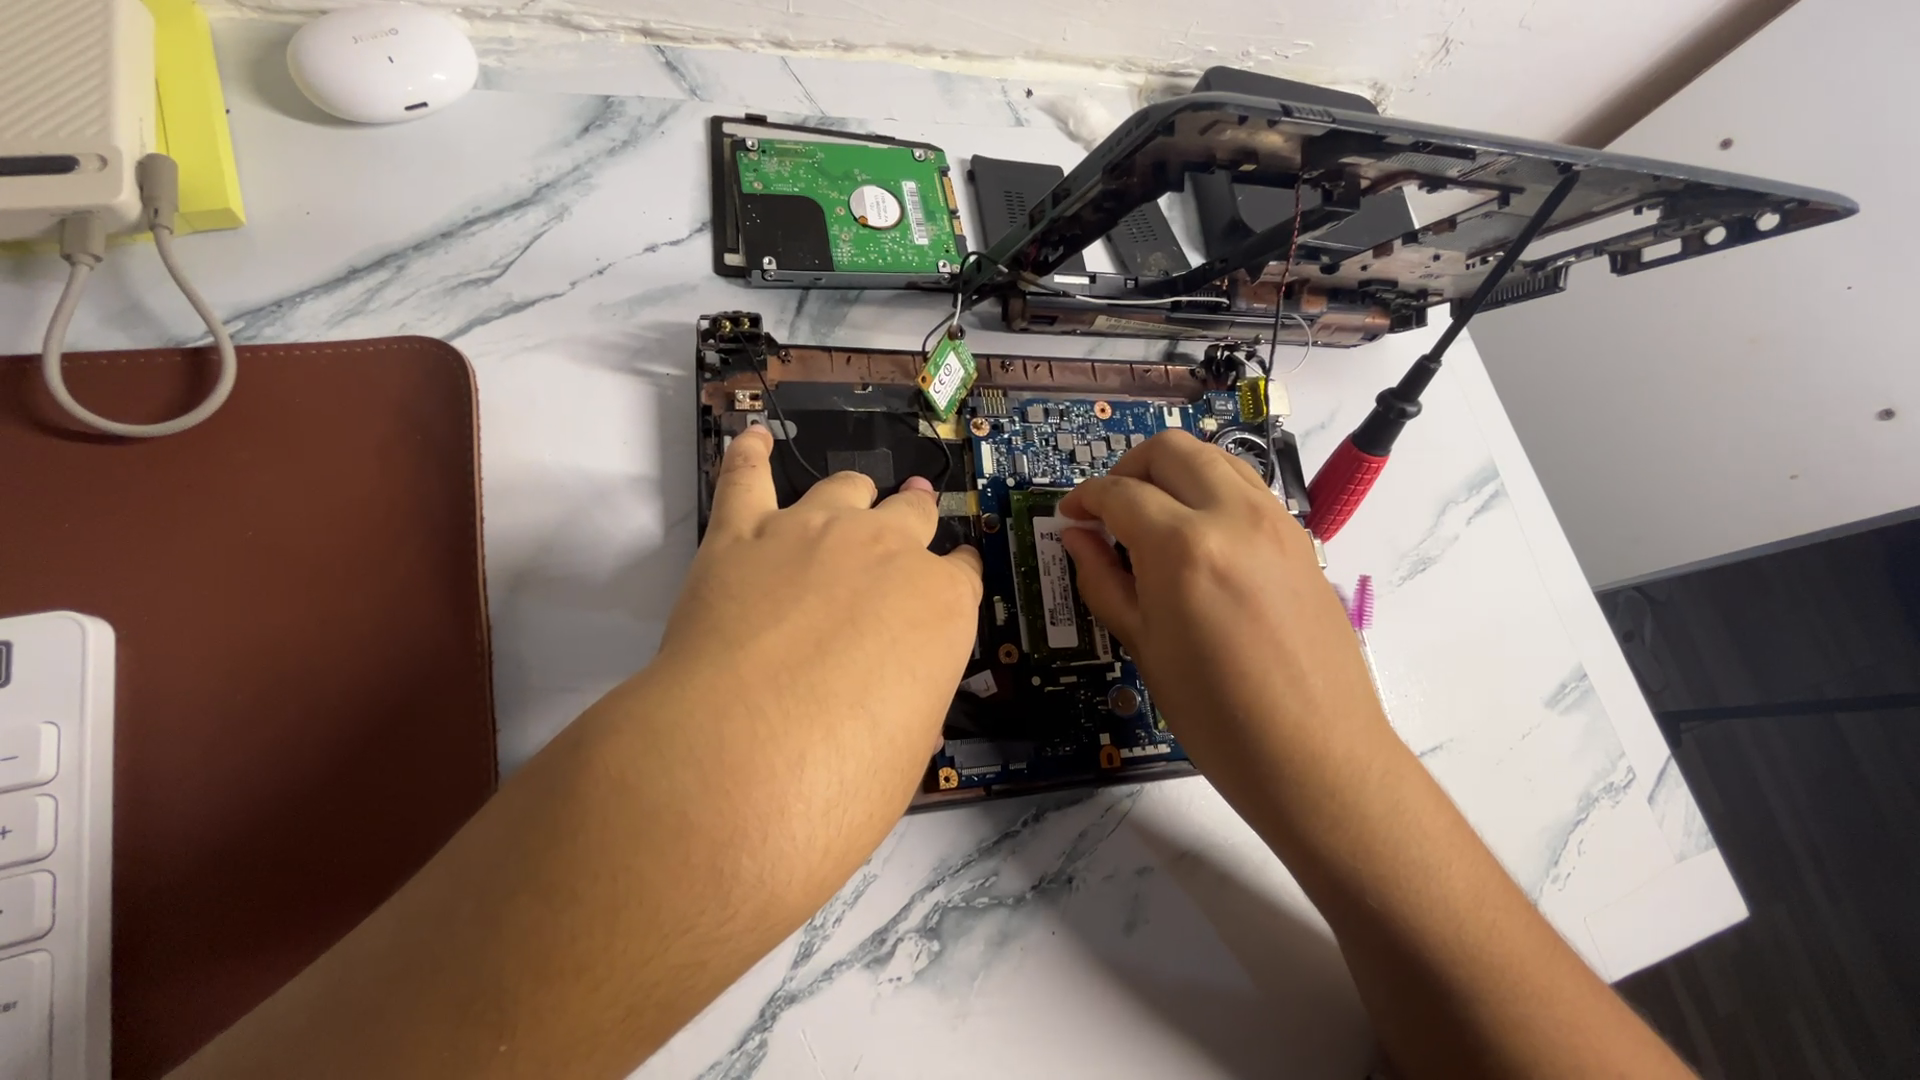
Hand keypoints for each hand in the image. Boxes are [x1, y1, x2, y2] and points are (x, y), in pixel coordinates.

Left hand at [644, 426, 982, 835]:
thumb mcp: (908, 753)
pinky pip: (746, 477)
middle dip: (914, 518)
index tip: (949, 575)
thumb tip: (897, 703)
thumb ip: (909, 705)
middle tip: (910, 518)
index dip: (954, 573)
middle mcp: (885, 551)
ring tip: (850, 496)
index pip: (961, 570)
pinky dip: (750, 455)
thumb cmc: (842, 778)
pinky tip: (754, 440)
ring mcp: (811, 533)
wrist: (742, 757)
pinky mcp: (739, 536)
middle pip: (910, 515)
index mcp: (942, 604)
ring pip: (844, 489)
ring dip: (852, 494)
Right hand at [1058, 431, 1389, 811]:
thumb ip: (1104, 580)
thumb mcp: (1144, 646)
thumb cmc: (1216, 715)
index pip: (1120, 493)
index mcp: (1183, 546)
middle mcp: (1233, 515)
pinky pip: (1247, 488)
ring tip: (1152, 516)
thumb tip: (1077, 538)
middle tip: (1109, 509)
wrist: (1314, 753)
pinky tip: (1198, 537)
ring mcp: (1275, 521)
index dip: (1085, 500)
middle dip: (1128, 468)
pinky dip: (1211, 491)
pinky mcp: (1301, 538)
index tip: (1071, 517)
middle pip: (1170, 450)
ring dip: (1173, 471)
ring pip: (1215, 457)